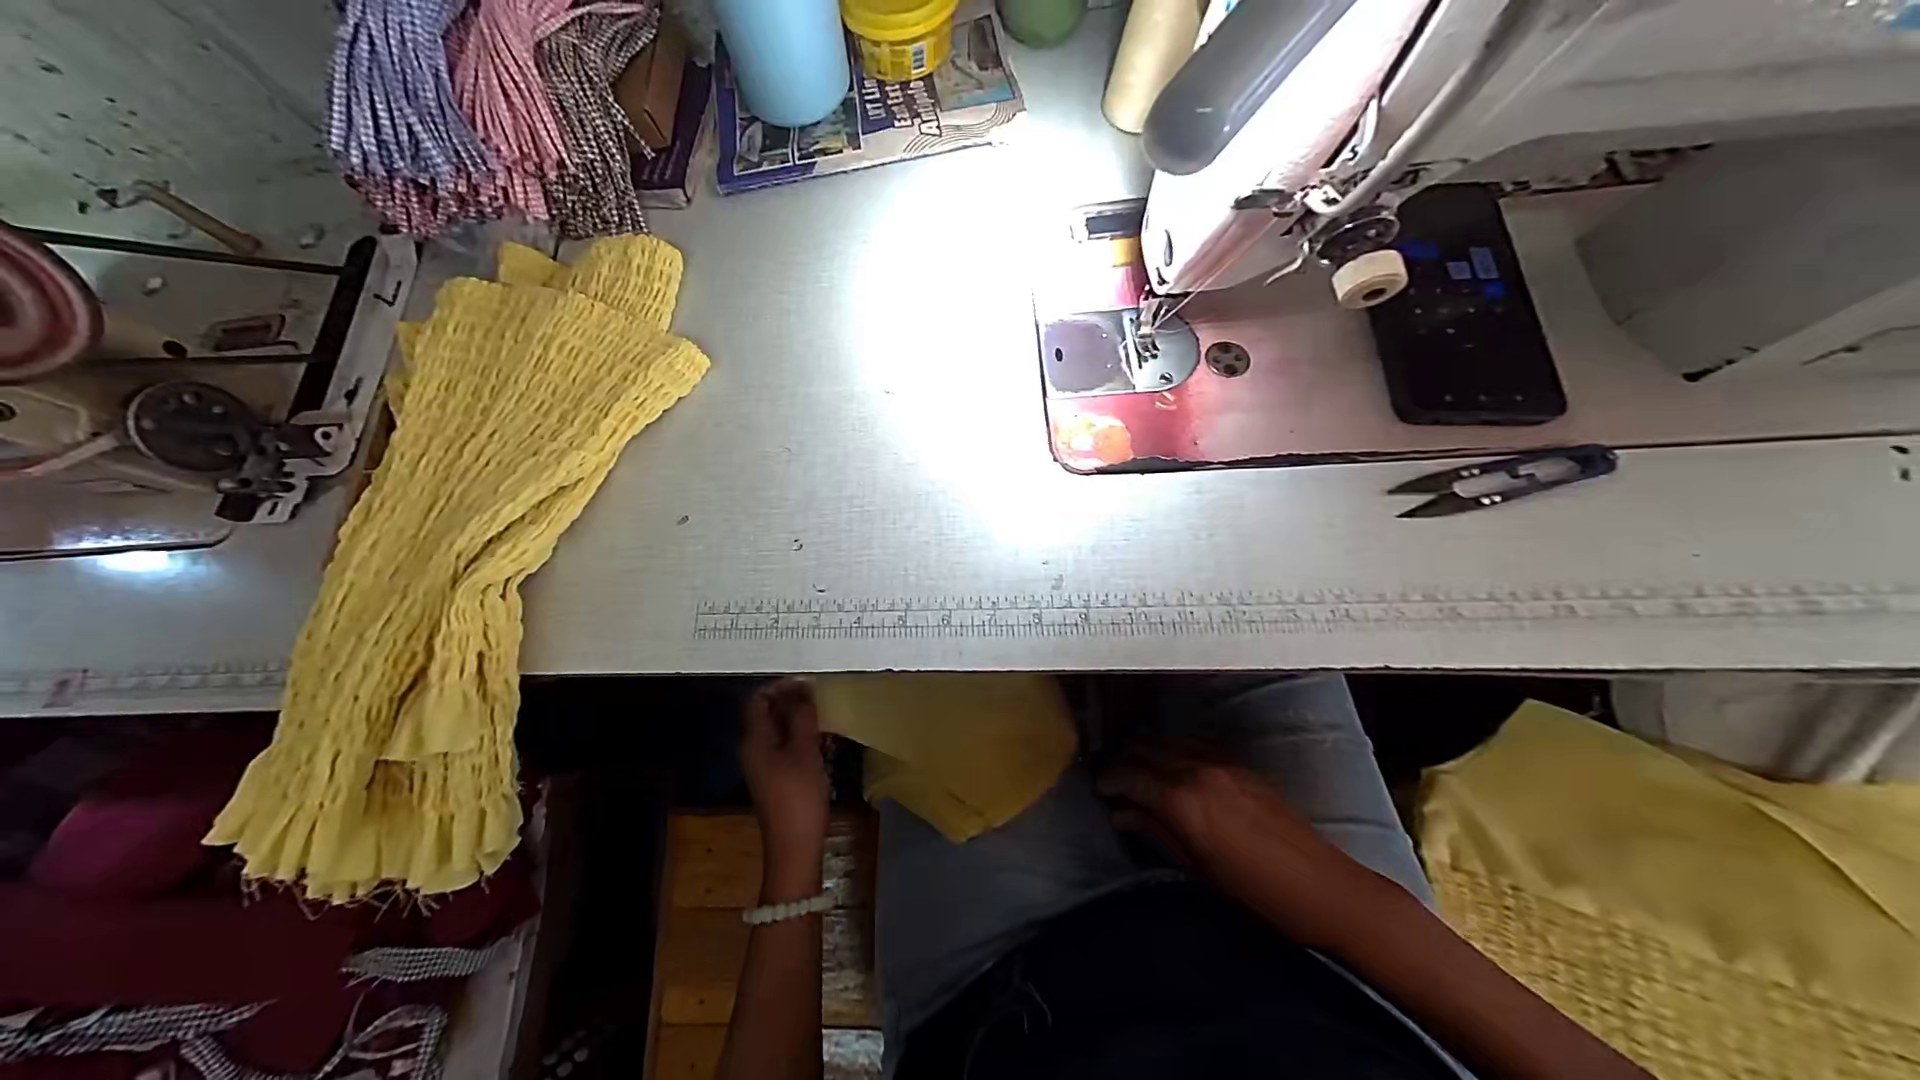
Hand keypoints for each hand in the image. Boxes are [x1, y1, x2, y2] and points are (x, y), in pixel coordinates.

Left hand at [741, 677, 830, 901]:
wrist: (794, 847)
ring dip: (800, 719)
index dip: (781, 686)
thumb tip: (804, 692)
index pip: (759, 700)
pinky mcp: (778, 778)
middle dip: (792, 701)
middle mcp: (754, 750)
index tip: (808, 682)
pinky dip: (802, 737)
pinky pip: (786, 747)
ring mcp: (765, 765)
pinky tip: (823, 739)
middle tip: (820, 694)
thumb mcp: (804, 752)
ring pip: (780, 730)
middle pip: (768, 714)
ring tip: (825, 713)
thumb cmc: (798, 796)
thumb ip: (803, 718)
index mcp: (754, 741)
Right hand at [1098, 749, 1384, 945]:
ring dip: (1147, 751)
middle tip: (1113, 779)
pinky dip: (1174, 749)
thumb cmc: (1254, 891)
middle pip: (1144, 749)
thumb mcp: (1195, 866)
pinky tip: (1171, 765)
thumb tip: (1122, 814)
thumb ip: (1155, 830)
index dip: (1108, 781)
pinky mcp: (1239, 761)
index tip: (1099, 790)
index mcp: (1182, 800)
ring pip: (1168, 741)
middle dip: (1123, 761)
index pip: (1129, 776)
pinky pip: (1194, 743)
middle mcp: (1197, 770)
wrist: (1322, 887)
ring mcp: (1220, 761)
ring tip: (1137, 770)